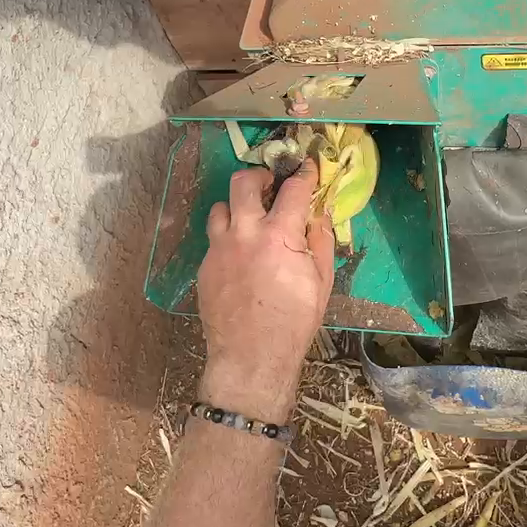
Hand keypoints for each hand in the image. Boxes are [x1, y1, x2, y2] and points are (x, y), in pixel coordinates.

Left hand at [195, 160, 335, 423]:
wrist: (251, 359)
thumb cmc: (294, 322)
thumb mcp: (322, 281)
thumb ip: (321, 239)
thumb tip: (320, 212)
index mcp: (279, 235)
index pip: (293, 188)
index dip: (304, 173)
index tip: (307, 168)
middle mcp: (245, 233)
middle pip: (244, 182)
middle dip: (260, 176)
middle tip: (271, 186)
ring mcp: (219, 248)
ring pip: (221, 206)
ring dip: (237, 206)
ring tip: (250, 219)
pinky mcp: (204, 265)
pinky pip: (214, 237)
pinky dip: (228, 236)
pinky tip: (240, 254)